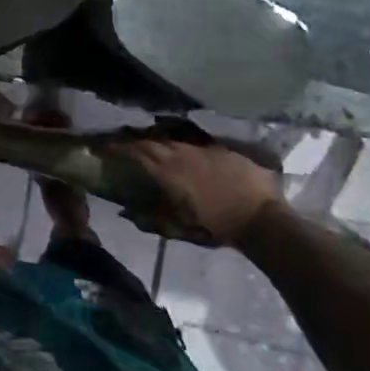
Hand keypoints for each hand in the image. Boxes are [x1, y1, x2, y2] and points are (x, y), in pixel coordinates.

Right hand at [117, 139, 279, 245]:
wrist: (263, 220)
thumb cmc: (218, 228)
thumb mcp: (181, 229)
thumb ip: (152, 220)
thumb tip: (126, 213)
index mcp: (168, 173)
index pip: (137, 152)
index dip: (119, 147)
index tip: (106, 145)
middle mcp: (182, 155)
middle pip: (152, 142)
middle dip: (135, 141)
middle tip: (125, 144)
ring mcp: (203, 151)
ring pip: (173, 141)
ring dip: (159, 143)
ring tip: (153, 147)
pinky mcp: (222, 151)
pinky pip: (196, 145)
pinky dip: (184, 148)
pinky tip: (186, 155)